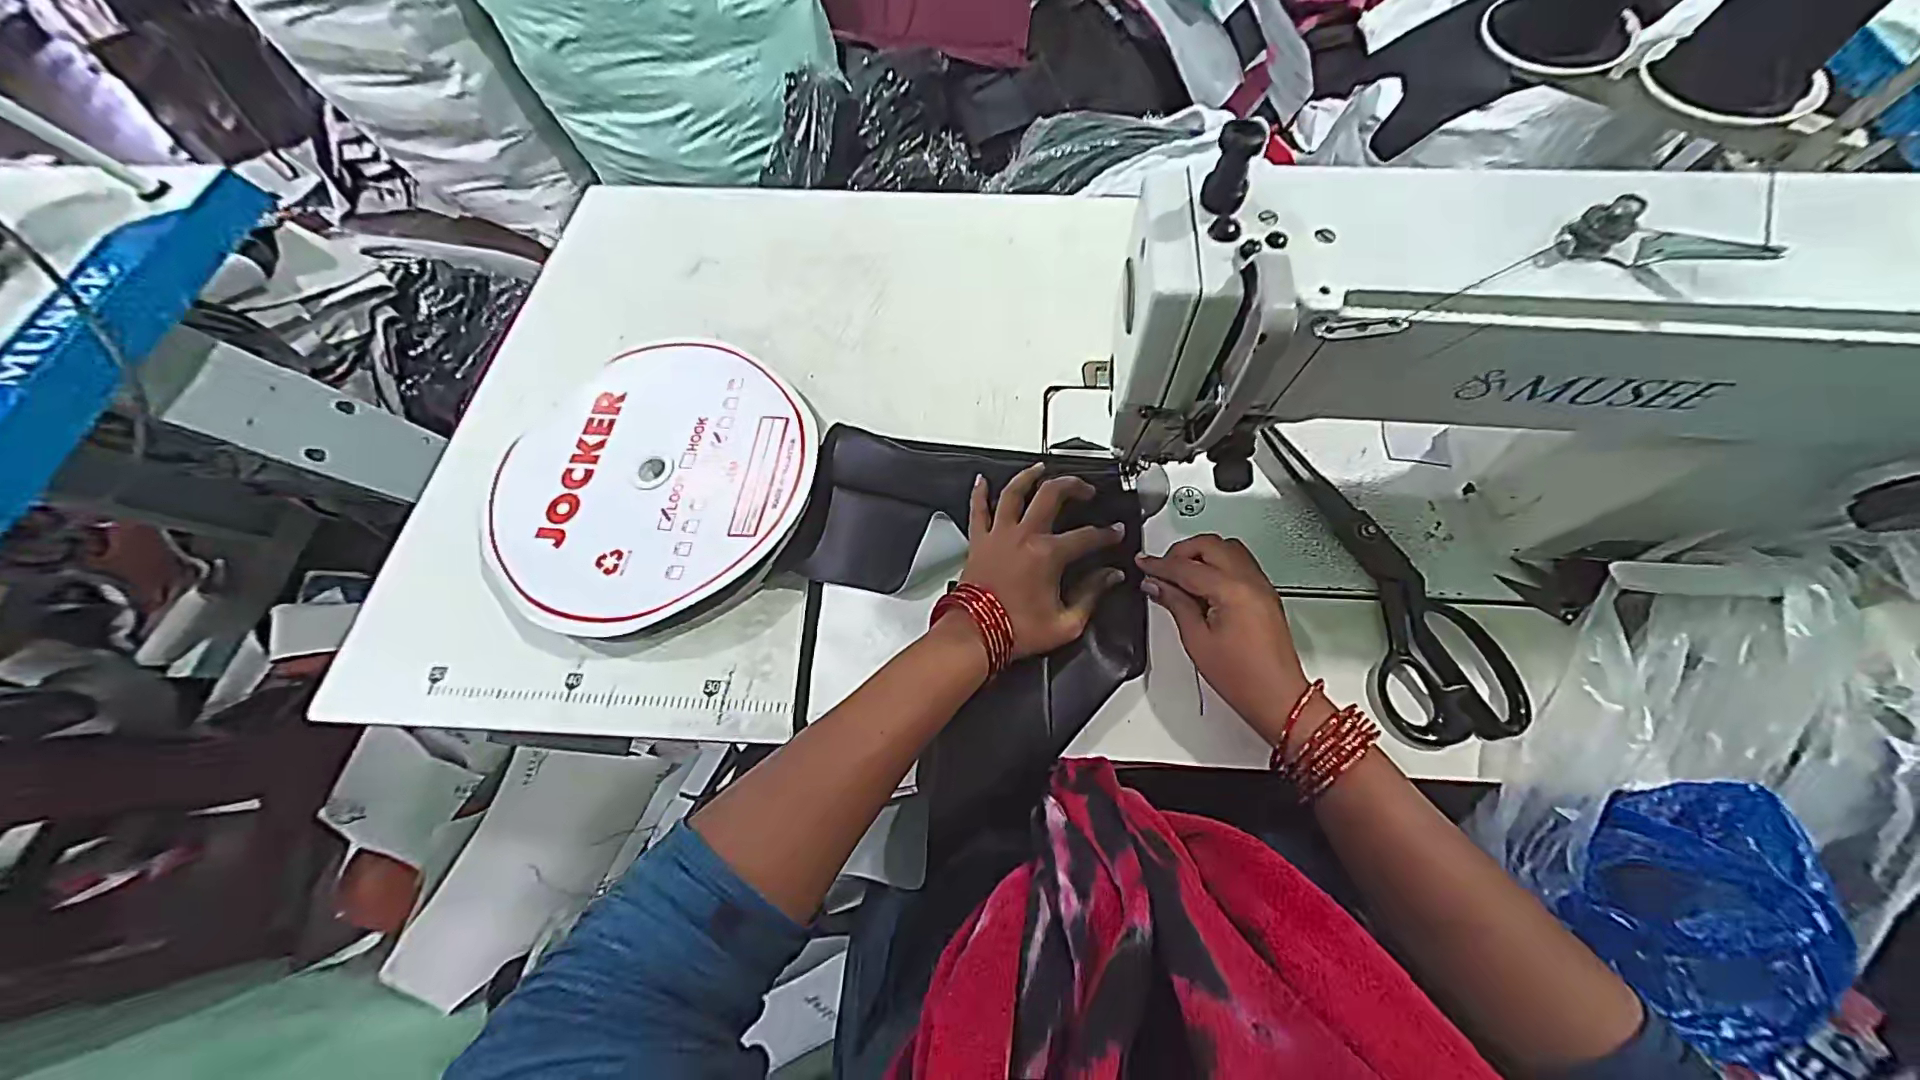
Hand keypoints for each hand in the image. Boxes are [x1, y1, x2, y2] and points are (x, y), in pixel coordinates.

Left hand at [958, 464, 1126, 658]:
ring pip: (1014, 492)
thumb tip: (1109, 578)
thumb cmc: (1014, 631)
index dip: (1106, 534)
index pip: (1086, 537)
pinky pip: (978, 510)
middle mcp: (1023, 537)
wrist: (975, 635)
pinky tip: (981, 481)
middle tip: (1084, 489)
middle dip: (1073, 486)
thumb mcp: (1066, 623)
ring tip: (1040, 469)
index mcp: (1047, 555)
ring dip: (1029, 477)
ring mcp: (999, 535)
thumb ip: (1091, 596)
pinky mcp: (979, 542)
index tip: (1114, 534)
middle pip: (1051, 495)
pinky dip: (979, 493)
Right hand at [1137, 534, 1312, 746]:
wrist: (1277, 697)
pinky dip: (1217, 564)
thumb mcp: (1196, 640)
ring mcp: (1261, 586)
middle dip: (1181, 552)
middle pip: (1210, 545)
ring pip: (1227, 548)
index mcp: (1232, 591)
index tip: (1143, 563)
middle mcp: (1251, 582)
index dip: (1159, 564)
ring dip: (1201, 554)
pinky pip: (1239, 563)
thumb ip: (1176, 604)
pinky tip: (1201, 583)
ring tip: (1179, 574)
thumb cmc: (1244, 677)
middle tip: (1161, 568)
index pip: (1187, 566)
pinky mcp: (1265, 594)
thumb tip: (1158, 585)